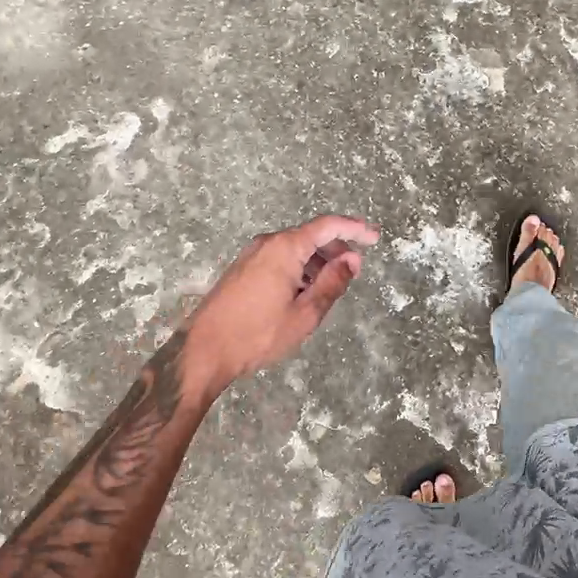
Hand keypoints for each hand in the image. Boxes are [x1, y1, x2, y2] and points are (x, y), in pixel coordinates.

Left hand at [184, 215, 379, 384]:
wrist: (203, 352)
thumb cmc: (258, 333)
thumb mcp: (305, 313)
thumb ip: (332, 283)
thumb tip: (351, 260)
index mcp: (285, 247)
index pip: (328, 226)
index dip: (355, 228)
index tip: (374, 238)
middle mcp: (268, 243)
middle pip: (311, 236)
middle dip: (337, 249)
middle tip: (355, 270)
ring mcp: (252, 255)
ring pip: (295, 249)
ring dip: (318, 262)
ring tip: (332, 286)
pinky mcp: (243, 269)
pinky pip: (280, 258)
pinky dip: (300, 268)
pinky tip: (305, 292)